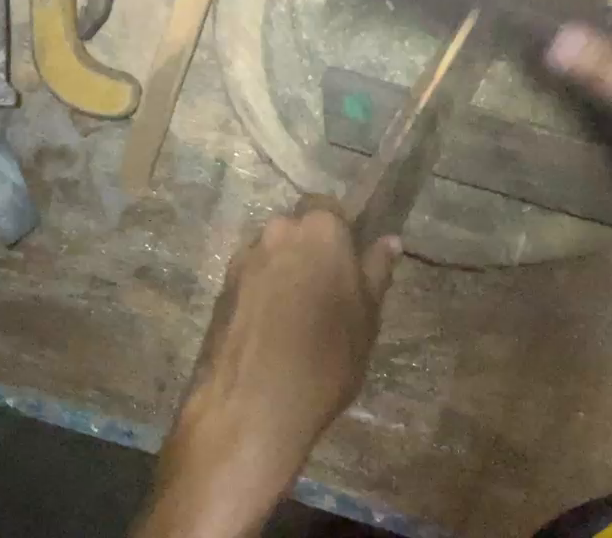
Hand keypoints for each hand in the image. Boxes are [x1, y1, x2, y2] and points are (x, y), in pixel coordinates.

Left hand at [133, 197, 398, 537]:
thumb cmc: (325, 358)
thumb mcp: (366, 318)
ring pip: (272, 251)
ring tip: (295, 314)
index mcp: (320, 229)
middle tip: (326, 290)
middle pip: (298, 227)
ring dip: (284, 269)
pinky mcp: (221, 286)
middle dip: (310, 249)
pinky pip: (251, 276)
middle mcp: (279, 230)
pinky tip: (269, 327)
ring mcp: (245, 257)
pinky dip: (261, 290)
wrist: (252, 404)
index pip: (330, 207)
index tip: (349, 261)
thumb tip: (390, 241)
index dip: (340, 231)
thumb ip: (376, 271)